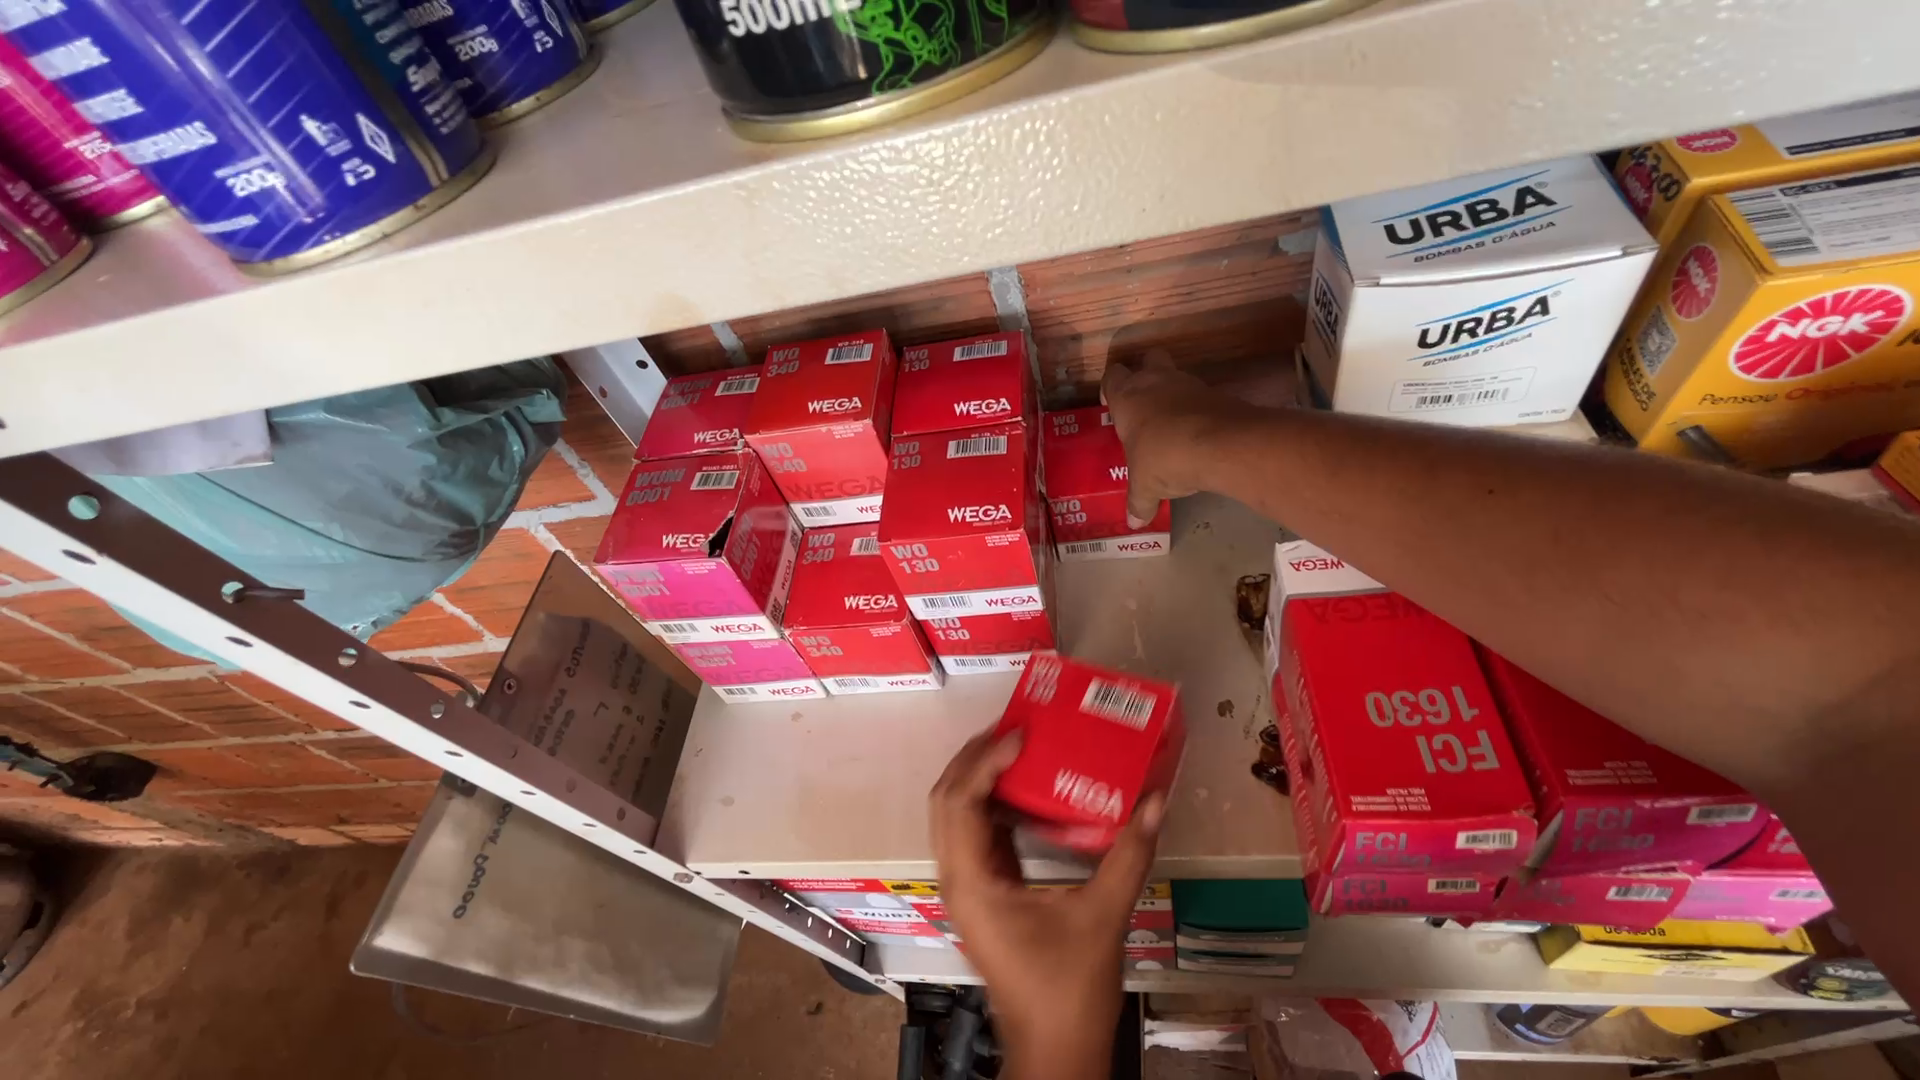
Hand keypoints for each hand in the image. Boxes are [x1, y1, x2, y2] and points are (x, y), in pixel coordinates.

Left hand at [929, 728, 1166, 1077]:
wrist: (1055, 1050)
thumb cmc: (1070, 990)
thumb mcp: (1103, 917)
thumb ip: (1129, 856)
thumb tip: (1155, 800)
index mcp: (973, 882)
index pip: (960, 802)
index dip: (984, 760)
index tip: (1020, 734)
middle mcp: (958, 879)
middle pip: (947, 801)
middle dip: (974, 759)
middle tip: (1013, 729)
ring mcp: (966, 889)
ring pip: (956, 817)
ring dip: (981, 779)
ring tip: (1018, 748)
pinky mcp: (983, 895)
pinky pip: (977, 837)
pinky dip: (995, 807)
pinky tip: (1029, 792)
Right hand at [1100, 352, 1250, 526]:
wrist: (1221, 444)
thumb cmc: (1165, 457)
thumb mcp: (1145, 486)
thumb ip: (1138, 502)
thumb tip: (1134, 523)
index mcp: (1128, 397)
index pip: (1112, 376)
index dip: (1111, 388)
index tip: (1112, 405)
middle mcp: (1156, 382)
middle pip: (1148, 359)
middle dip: (1145, 375)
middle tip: (1143, 405)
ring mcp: (1190, 384)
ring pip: (1177, 378)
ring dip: (1173, 396)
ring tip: (1172, 427)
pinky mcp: (1218, 394)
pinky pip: (1201, 398)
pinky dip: (1198, 412)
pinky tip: (1197, 436)